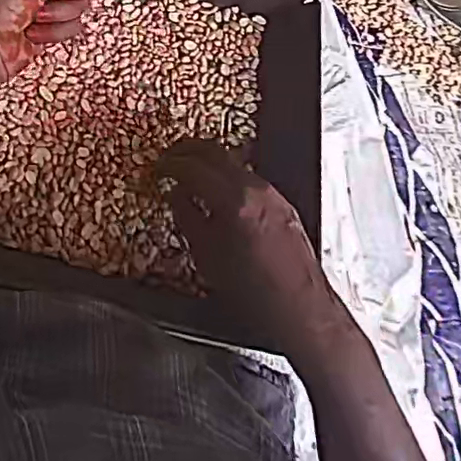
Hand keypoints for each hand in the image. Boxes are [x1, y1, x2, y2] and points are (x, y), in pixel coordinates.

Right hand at [158, 139, 346, 353]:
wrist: (300, 309)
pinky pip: (248, 178)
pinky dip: (227, 177)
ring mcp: (272, 193)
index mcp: (233, 201)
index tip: (159, 167)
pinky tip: (218, 193)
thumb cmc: (252, 292)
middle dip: (187, 151)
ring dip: (208, 163)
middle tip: (170, 157)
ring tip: (190, 175)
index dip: (171, 164)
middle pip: (214, 152)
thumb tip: (176, 194)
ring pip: (232, 163)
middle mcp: (255, 189)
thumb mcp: (206, 255)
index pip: (193, 167)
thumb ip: (187, 216)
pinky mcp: (282, 202)